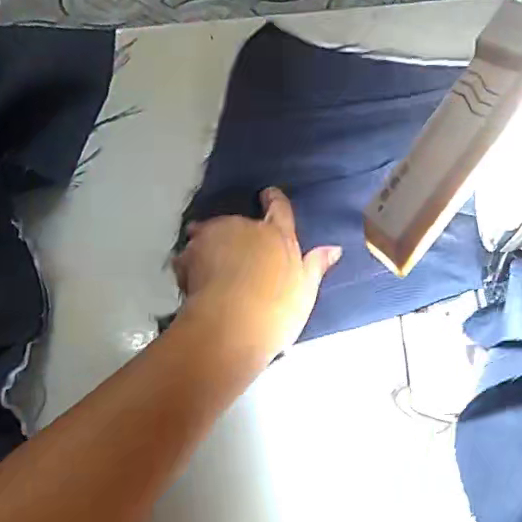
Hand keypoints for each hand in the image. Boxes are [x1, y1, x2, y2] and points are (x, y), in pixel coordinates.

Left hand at [174, 187, 340, 366]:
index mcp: (277, 235)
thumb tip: (334, 249)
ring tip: (213, 272)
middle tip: (240, 259)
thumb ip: (316, 266)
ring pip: (209, 234)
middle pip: (239, 222)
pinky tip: (195, 285)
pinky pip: (187, 256)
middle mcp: (244, 228)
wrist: (231, 327)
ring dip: (210, 246)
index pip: (279, 207)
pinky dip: (190, 266)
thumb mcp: (305, 291)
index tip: (268, 195)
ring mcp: (212, 239)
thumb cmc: (276, 310)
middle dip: (237, 234)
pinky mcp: (187, 257)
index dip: (274, 199)